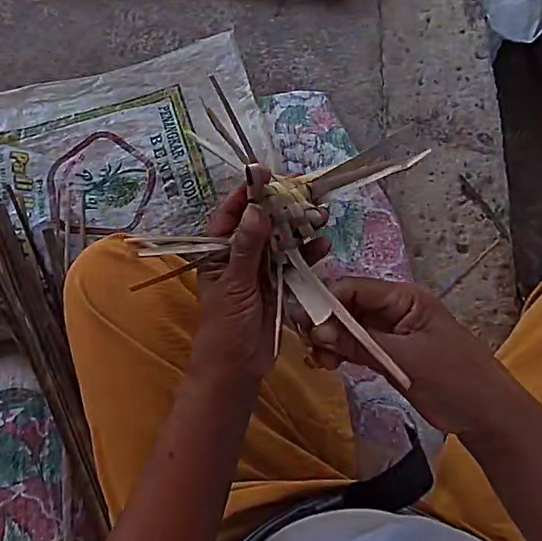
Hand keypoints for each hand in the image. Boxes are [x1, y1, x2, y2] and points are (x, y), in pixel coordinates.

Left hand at [188, 186, 326, 388]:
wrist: (238, 367)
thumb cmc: (225, 324)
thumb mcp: (235, 283)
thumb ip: (247, 247)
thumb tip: (258, 209)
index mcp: (219, 251)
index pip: (232, 214)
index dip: (247, 192)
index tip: (264, 173)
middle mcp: (240, 254)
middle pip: (261, 222)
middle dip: (281, 205)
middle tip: (303, 188)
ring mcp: (261, 268)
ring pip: (281, 239)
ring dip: (299, 226)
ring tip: (320, 213)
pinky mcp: (279, 283)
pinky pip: (294, 262)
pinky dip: (308, 252)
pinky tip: (323, 242)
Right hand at [307, 277, 517, 434]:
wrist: (491, 418)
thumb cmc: (456, 380)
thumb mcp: (406, 360)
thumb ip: (360, 343)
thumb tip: (316, 330)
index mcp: (404, 298)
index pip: (354, 288)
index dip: (326, 302)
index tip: (305, 324)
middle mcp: (395, 309)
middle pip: (347, 306)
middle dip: (325, 323)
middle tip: (310, 347)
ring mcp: (391, 331)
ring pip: (347, 327)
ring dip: (330, 341)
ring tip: (320, 362)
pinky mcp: (388, 353)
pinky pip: (355, 346)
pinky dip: (340, 353)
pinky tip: (328, 365)